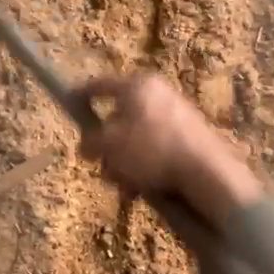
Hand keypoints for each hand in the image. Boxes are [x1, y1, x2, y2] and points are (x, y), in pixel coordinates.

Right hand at [75, 72, 263, 226]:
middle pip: (118, 117)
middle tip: (101, 163)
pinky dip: (144, 168)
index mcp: (137, 85)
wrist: (205, 171)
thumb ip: (90, 141)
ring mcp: (177, 115)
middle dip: (106, 145)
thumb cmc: (150, 149)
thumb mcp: (108, 145)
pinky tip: (141, 188)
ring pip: (135, 139)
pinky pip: (155, 150)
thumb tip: (87, 145)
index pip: (99, 85)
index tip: (68, 104)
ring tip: (124, 184)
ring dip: (124, 163)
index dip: (80, 96)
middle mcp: (158, 93)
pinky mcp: (190, 137)